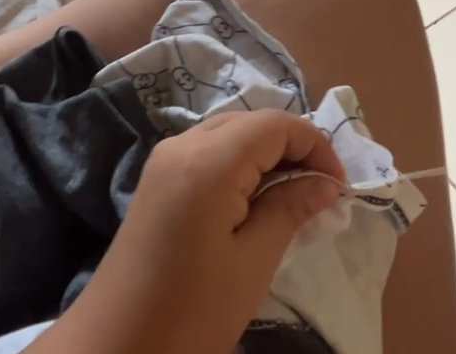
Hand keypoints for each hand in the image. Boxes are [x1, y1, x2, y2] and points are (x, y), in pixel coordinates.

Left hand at [40, 110, 344, 353]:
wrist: (116, 342)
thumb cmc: (192, 309)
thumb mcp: (252, 263)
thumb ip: (289, 210)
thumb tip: (326, 183)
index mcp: (207, 159)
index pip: (274, 124)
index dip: (314, 145)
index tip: (339, 187)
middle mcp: (183, 143)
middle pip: (251, 122)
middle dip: (292, 147)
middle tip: (321, 192)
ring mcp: (165, 158)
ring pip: (230, 133)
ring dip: (267, 154)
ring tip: (295, 197)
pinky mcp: (157, 177)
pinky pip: (208, 150)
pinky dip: (240, 163)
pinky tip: (256, 198)